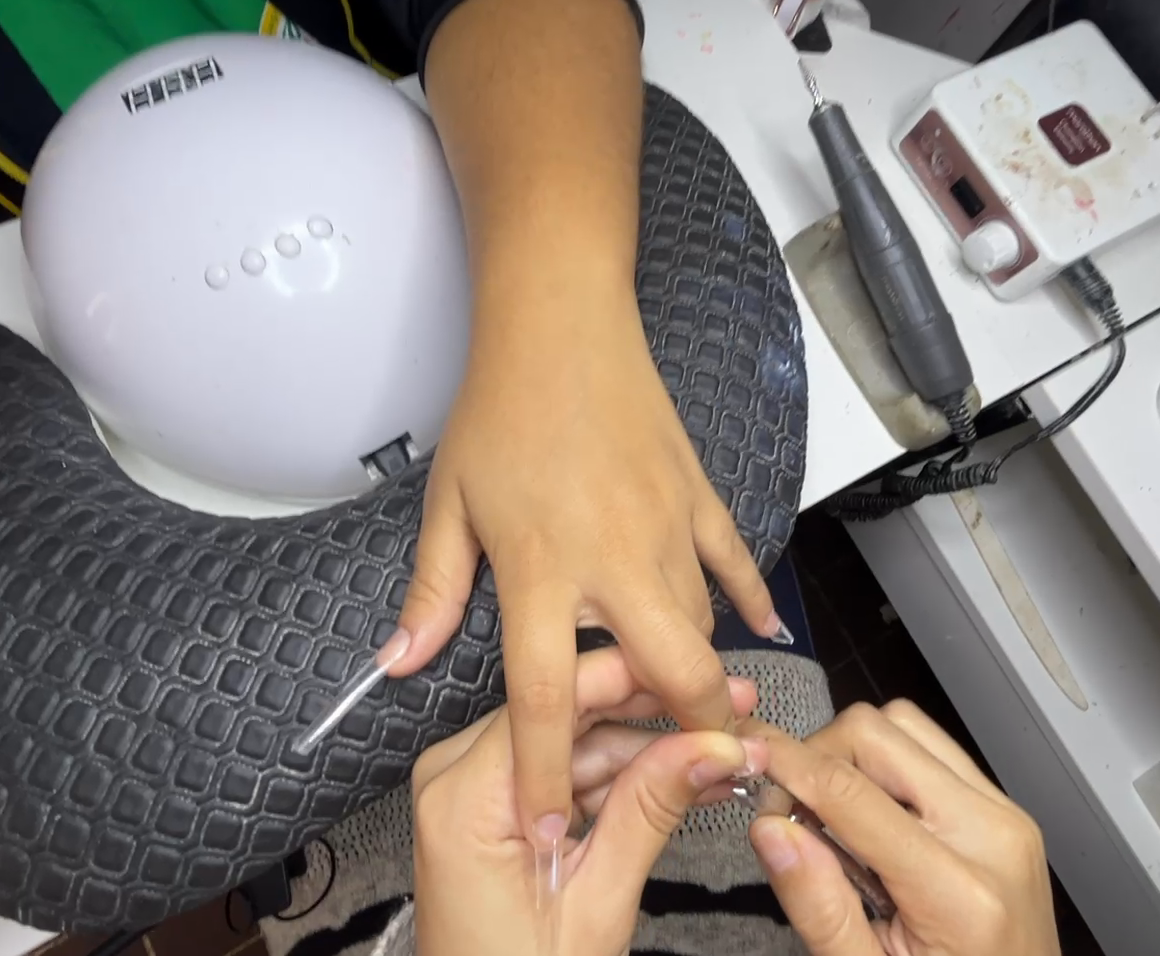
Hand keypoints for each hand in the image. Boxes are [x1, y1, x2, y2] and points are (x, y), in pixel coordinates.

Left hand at [389, 291, 778, 855]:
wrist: (560, 327)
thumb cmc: (500, 410)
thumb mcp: (449, 502)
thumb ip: (432, 590)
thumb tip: (399, 662)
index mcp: (541, 568)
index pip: (545, 697)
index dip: (549, 776)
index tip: (556, 832)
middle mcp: (612, 559)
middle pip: (667, 671)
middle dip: (682, 735)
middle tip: (679, 771)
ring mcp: (666, 526)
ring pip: (702, 623)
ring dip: (699, 669)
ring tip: (695, 705)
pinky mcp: (696, 495)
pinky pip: (736, 559)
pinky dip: (752, 597)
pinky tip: (760, 628)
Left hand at [412, 648, 768, 954]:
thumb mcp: (596, 903)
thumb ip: (650, 809)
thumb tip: (710, 744)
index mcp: (465, 795)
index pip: (557, 701)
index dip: (638, 681)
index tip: (703, 678)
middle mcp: (455, 773)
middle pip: (567, 716)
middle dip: (653, 718)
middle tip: (724, 714)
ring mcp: (469, 783)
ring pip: (573, 740)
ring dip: (646, 751)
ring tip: (715, 753)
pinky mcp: (488, 798)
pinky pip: (561, 768)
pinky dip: (617, 777)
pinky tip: (675, 775)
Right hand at [744, 702, 1060, 955]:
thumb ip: (818, 906)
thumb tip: (768, 827)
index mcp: (962, 895)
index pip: (850, 792)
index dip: (786, 763)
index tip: (745, 751)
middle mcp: (993, 835)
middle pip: (875, 733)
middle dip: (816, 755)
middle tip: (790, 808)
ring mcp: (1004, 814)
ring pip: (900, 723)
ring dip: (851, 752)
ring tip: (831, 809)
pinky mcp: (1002, 806)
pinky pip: (926, 743)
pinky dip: (883, 758)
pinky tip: (870, 807)